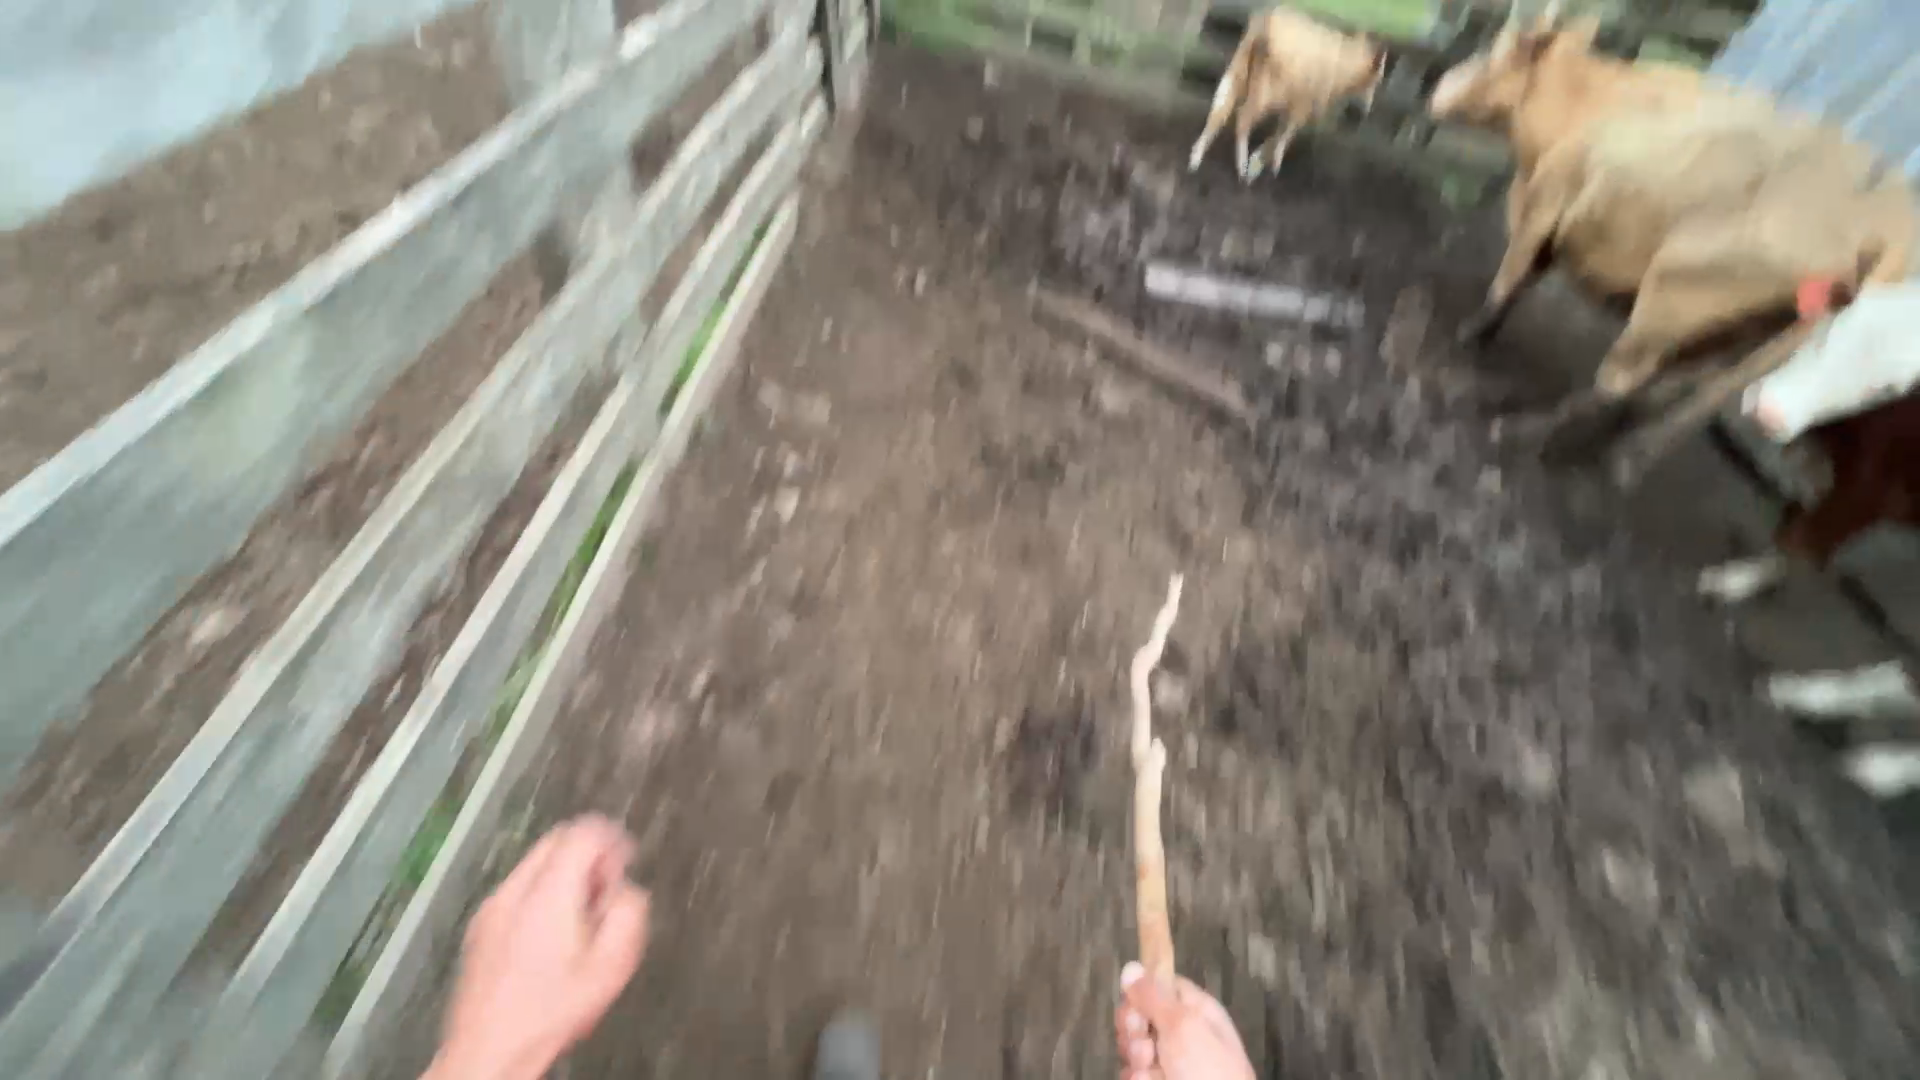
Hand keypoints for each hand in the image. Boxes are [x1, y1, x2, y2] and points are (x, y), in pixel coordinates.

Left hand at [425, 814, 650, 1079]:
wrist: (489, 1055)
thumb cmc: (551, 1013)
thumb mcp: (614, 963)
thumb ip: (630, 910)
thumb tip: (626, 890)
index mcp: (549, 895)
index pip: (583, 832)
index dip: (612, 837)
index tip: (624, 859)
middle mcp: (515, 894)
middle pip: (558, 839)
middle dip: (590, 853)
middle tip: (606, 887)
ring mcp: (493, 909)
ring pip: (538, 862)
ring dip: (567, 872)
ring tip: (582, 914)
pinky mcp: (481, 927)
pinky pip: (520, 886)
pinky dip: (544, 891)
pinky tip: (554, 931)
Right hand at [1113, 962, 1255, 1079]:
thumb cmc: (1207, 1075)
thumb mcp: (1182, 1027)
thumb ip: (1153, 996)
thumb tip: (1131, 967)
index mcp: (1197, 1011)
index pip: (1161, 984)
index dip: (1142, 990)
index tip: (1134, 1002)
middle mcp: (1183, 1033)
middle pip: (1142, 1013)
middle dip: (1134, 1028)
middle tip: (1145, 1045)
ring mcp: (1171, 1062)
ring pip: (1135, 1045)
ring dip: (1135, 1058)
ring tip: (1148, 1071)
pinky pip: (1134, 1071)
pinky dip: (1136, 1078)